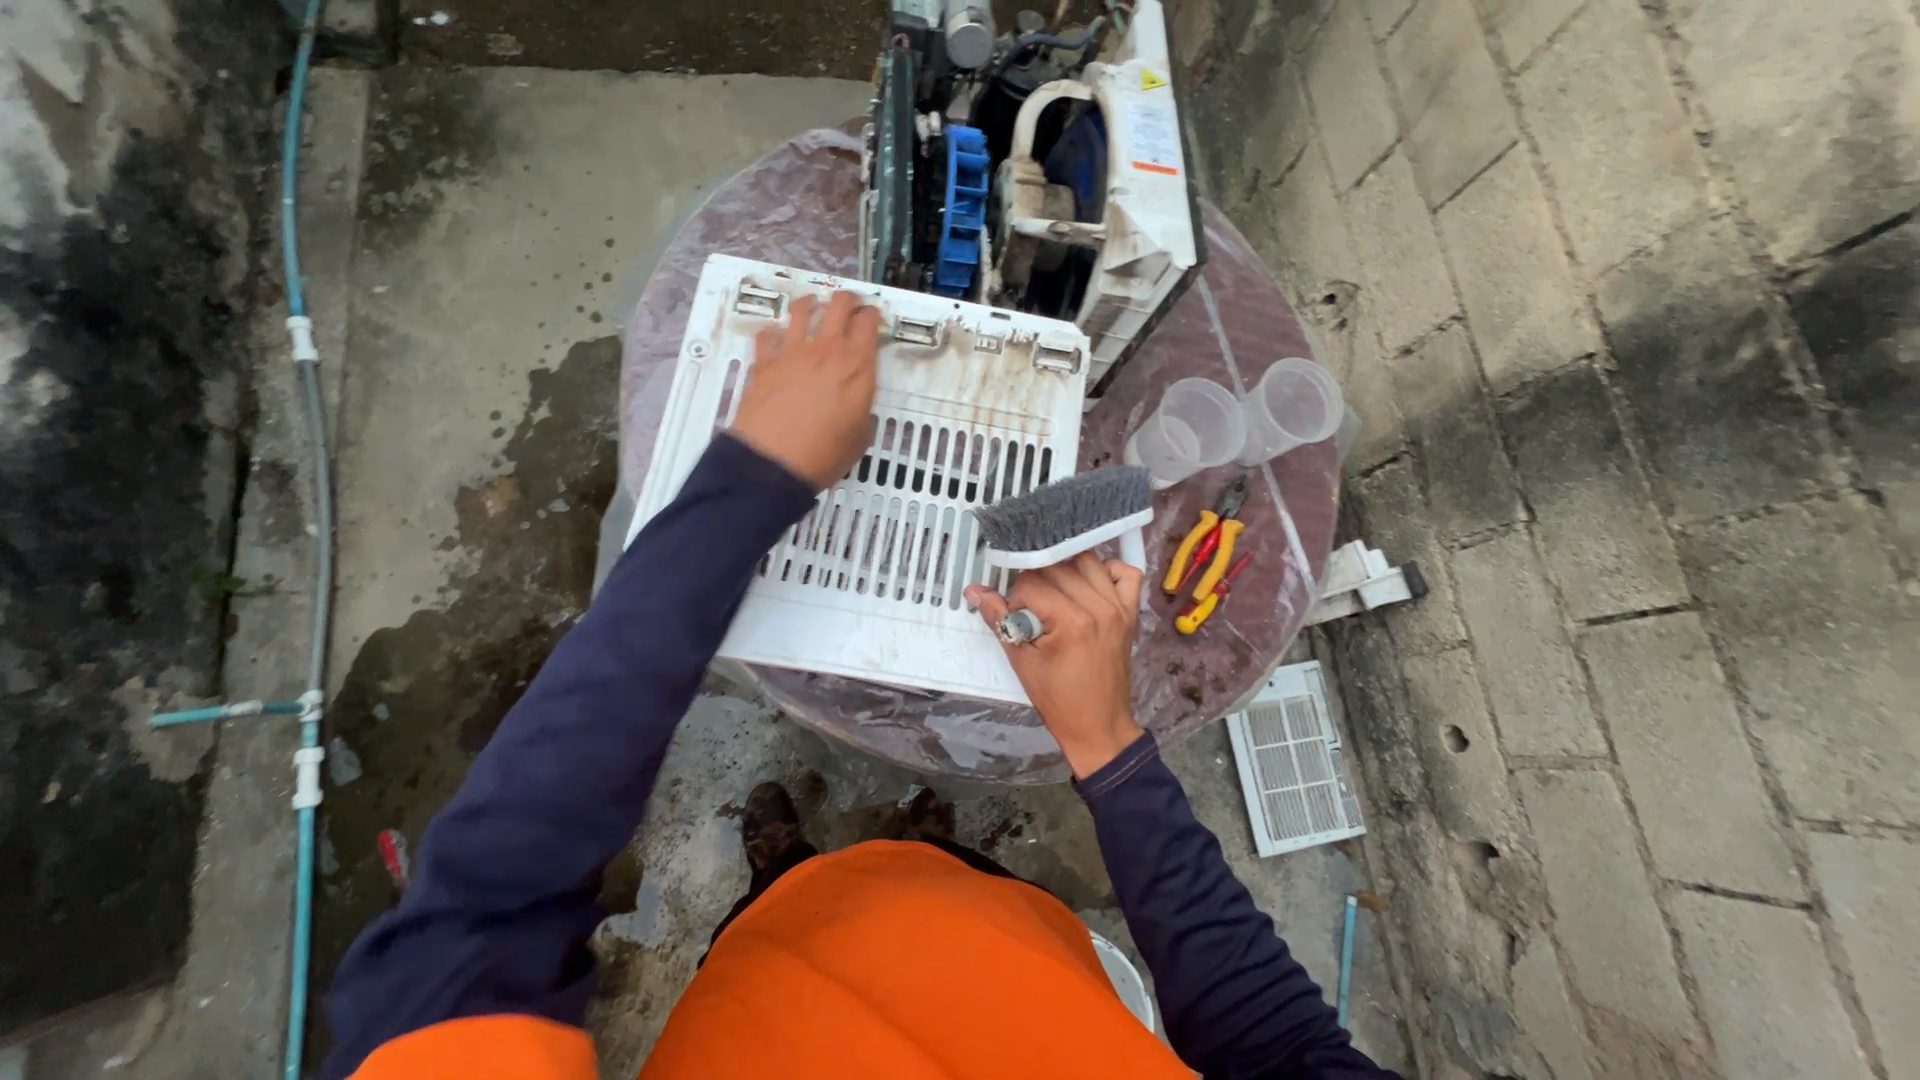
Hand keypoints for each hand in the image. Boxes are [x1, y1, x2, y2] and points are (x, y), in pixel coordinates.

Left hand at [730, 291, 879, 490]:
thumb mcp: (860, 438)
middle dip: (847, 300)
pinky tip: (776, 338)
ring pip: (802, 309)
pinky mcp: (764, 362)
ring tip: (812, 307)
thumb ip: (861, 411)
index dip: (872, 315)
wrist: (775, 464)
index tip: (872, 319)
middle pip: (839, 304)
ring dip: (810, 304)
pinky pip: (768, 334)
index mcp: (858, 366)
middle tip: (848, 305)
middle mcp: (827, 349)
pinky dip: (773, 333)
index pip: (869, 322)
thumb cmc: (825, 455)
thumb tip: (857, 406)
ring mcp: (792, 352)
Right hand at [966, 553, 1146, 778]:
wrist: (1099, 726)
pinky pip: (1125, 573)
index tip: (1016, 619)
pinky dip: (1107, 571)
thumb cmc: (1058, 699)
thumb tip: (973, 589)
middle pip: (1058, 567)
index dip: (1016, 598)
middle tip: (1031, 606)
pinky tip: (1088, 584)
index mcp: (1071, 622)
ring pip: (1089, 562)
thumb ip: (999, 620)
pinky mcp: (1131, 612)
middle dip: (1037, 581)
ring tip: (1055, 592)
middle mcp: (1099, 607)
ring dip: (1066, 569)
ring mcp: (1119, 608)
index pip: (1032, 584)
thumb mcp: (1022, 661)